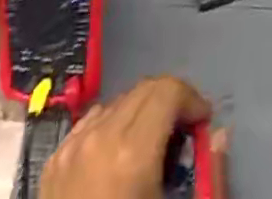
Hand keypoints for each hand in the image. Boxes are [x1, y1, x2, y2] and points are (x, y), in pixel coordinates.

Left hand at [40, 76, 227, 198]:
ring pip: (115, 103)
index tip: (204, 126)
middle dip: (170, 105)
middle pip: (142, 90)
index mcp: (132, 152)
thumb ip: (210, 180)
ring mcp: (70, 148)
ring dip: (141, 115)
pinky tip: (119, 160)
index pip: (167, 91)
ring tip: (153, 152)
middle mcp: (99, 137)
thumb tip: (218, 136)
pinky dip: (111, 128)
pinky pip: (89, 124)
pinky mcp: (53, 162)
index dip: (192, 100)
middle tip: (185, 138)